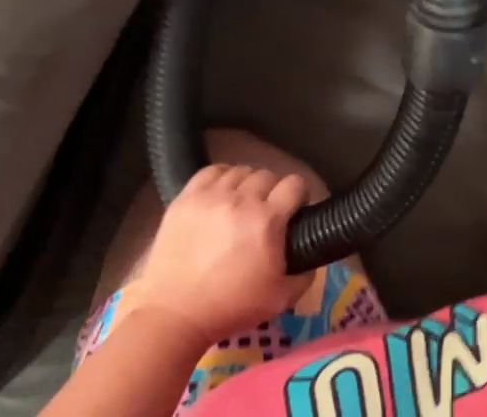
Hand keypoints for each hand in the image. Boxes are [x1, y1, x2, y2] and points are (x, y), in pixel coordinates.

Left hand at [122, 165, 312, 339]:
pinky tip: (221, 193)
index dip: (299, 195)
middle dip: (273, 190)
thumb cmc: (230, 308)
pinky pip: (211, 171)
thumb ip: (305, 274)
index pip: (295, 184)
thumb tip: (313, 255)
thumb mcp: (281, 299)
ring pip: (240, 171)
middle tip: (266, 212)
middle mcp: (241, 200)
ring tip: (241, 203)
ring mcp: (211, 196)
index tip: (294, 210)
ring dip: (247, 184)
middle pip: (268, 174)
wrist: (174, 315)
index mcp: (268, 220)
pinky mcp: (185, 198)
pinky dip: (221, 177)